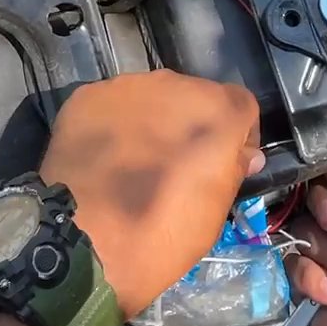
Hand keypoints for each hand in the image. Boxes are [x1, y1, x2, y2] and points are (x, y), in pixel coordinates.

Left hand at [39, 70, 263, 316]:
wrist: (82, 240)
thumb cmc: (160, 235)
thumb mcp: (213, 214)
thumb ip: (232, 170)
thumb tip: (244, 153)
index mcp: (217, 112)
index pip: (240, 104)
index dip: (237, 134)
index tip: (225, 161)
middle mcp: (175, 85)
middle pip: (194, 96)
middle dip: (190, 124)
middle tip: (177, 164)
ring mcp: (127, 85)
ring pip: (151, 96)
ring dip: (152, 120)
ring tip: (136, 161)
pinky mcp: (88, 95)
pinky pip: (112, 104)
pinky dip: (114, 124)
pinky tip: (105, 156)